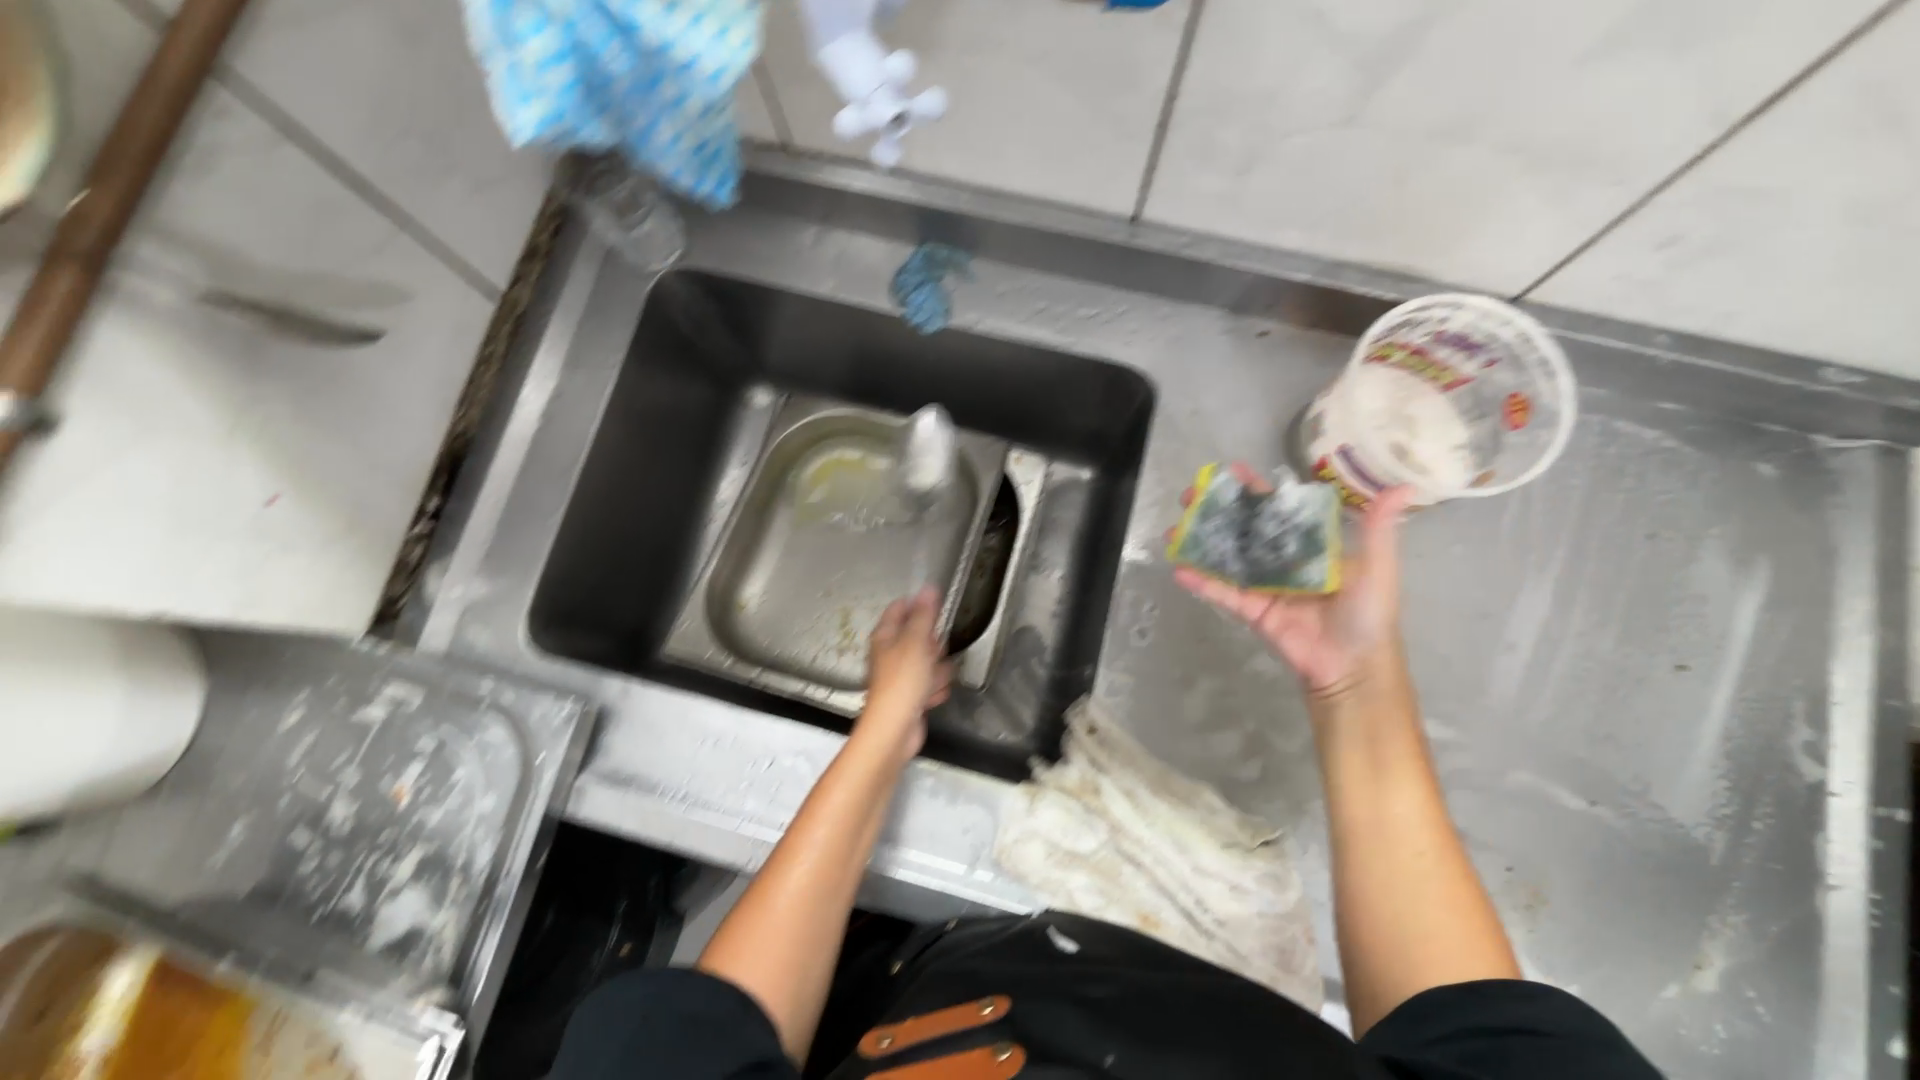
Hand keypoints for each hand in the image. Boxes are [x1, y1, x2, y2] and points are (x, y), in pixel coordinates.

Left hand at [858, 587, 952, 762]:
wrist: (895, 729)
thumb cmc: (902, 682)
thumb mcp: (916, 642)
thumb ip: (924, 615)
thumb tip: (929, 588)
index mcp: (886, 634)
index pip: (902, 607)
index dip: (921, 608)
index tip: (936, 617)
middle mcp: (892, 651)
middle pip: (924, 635)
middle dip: (935, 647)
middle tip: (930, 656)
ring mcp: (903, 674)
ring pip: (933, 661)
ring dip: (937, 672)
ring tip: (928, 683)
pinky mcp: (914, 693)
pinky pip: (933, 683)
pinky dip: (934, 690)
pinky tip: (928, 698)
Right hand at [1171, 464, 1412, 700]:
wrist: (1354, 666)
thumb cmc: (1369, 615)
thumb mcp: (1380, 567)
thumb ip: (1379, 528)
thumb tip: (1405, 487)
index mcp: (1311, 548)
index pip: (1279, 512)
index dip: (1256, 491)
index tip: (1231, 472)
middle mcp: (1284, 562)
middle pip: (1245, 531)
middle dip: (1218, 512)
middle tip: (1191, 494)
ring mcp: (1265, 587)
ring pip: (1228, 558)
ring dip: (1201, 542)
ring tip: (1175, 526)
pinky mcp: (1252, 611)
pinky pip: (1223, 593)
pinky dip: (1202, 582)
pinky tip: (1179, 568)